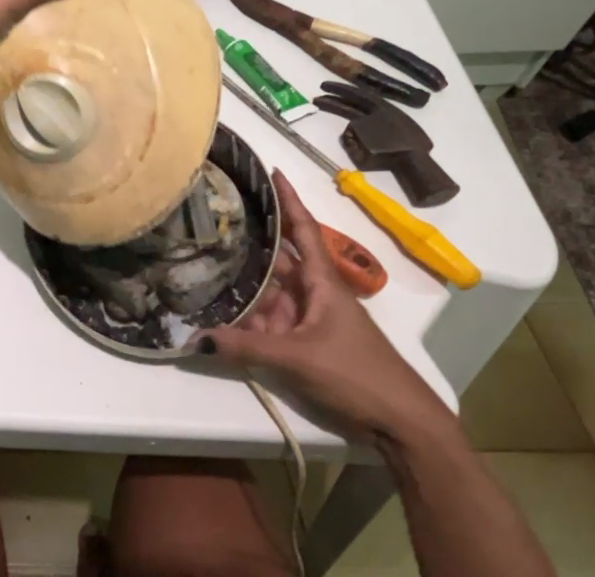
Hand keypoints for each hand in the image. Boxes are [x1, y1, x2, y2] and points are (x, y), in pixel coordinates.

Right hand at [196, 171, 453, 442]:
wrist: (401, 423)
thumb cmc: (358, 376)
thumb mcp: (298, 360)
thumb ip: (244, 348)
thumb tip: (192, 339)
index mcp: (322, 283)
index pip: (304, 231)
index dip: (289, 201)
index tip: (273, 171)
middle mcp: (314, 295)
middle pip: (278, 261)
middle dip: (251, 241)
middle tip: (214, 219)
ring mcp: (310, 321)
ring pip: (269, 294)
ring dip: (243, 285)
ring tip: (203, 263)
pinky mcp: (306, 345)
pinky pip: (270, 322)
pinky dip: (247, 318)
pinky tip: (219, 313)